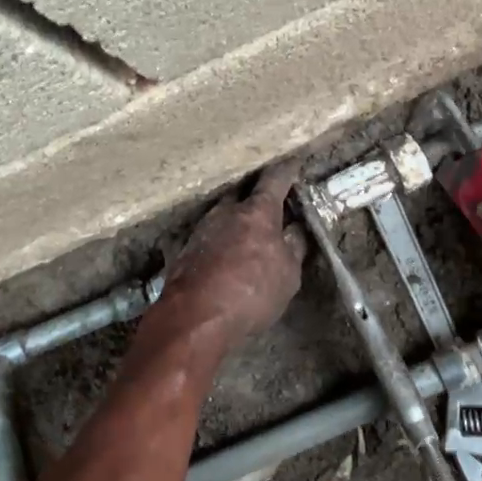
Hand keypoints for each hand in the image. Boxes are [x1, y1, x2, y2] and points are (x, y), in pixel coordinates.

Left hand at [155, 162, 308, 348]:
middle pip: (242, 192)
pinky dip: (220, 240)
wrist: (196, 316)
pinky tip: (225, 256)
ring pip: (223, 213)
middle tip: (270, 201)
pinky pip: (209, 236)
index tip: (293, 164)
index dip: (286, 170)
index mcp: (257, 211)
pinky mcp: (185, 249)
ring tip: (246, 232)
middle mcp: (226, 211)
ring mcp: (202, 228)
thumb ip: (293, 247)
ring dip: (236, 219)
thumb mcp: (288, 274)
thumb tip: (296, 232)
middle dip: (256, 194)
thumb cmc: (251, 291)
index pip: (274, 180)